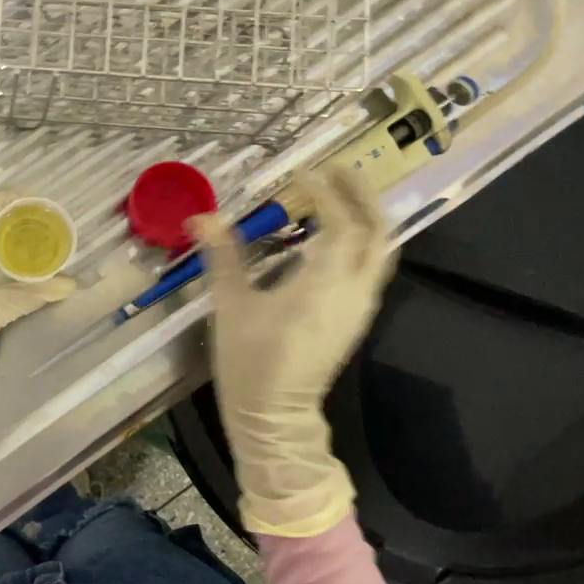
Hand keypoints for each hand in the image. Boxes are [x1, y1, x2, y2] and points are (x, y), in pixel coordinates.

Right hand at [191, 168, 394, 536]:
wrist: (274, 414)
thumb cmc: (250, 360)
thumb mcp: (231, 305)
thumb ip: (224, 256)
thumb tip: (202, 218)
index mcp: (325, 283)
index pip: (340, 222)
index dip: (326, 192)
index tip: (303, 172)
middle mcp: (354, 290)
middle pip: (376, 230)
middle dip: (360, 195)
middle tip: (337, 170)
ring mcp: (361, 306)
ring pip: (381, 250)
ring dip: (367, 216)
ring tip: (340, 196)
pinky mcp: (356, 319)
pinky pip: (372, 268)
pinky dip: (361, 242)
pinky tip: (334, 238)